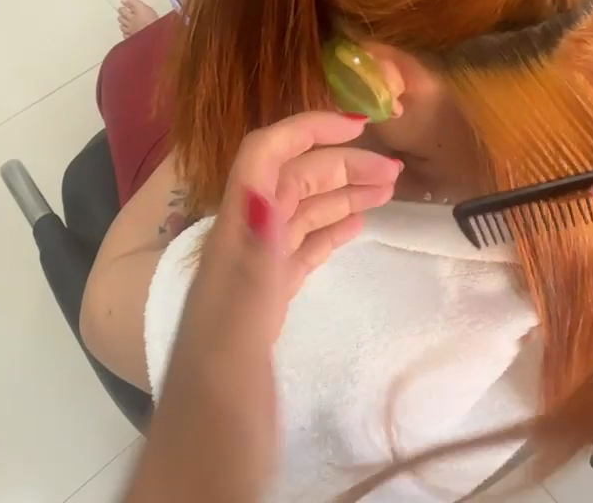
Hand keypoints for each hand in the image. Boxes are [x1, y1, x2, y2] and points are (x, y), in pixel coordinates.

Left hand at [124, 112, 399, 502]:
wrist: (197, 470)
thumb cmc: (216, 412)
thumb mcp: (236, 337)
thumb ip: (251, 262)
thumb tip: (264, 188)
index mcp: (232, 243)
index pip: (262, 159)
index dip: (306, 129)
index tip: (359, 124)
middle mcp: (243, 248)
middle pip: (290, 182)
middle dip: (338, 163)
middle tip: (394, 171)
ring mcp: (257, 277)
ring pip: (300, 214)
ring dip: (340, 193)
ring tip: (387, 189)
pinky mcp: (269, 305)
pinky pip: (302, 251)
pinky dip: (330, 229)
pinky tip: (355, 224)